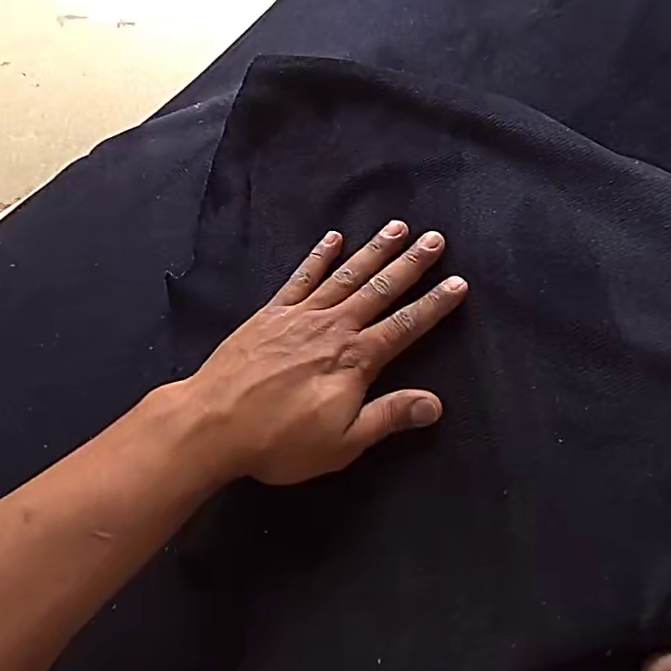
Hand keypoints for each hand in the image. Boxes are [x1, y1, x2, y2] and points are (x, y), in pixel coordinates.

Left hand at [170, 220, 467, 486]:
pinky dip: (318, 257)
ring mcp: (299, 315)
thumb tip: (435, 404)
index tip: (458, 283)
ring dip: (373, 251)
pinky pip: (300, 277)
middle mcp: (332, 328)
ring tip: (396, 227)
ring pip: (346, 275)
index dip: (434, 305)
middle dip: (411, 264)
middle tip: (435, 239)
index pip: (404, 326)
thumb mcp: (342, 443)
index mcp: (354, 360)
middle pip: (380, 290)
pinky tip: (333, 239)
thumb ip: (388, 417)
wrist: (212, 423)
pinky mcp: (271, 313)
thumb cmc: (278, 440)